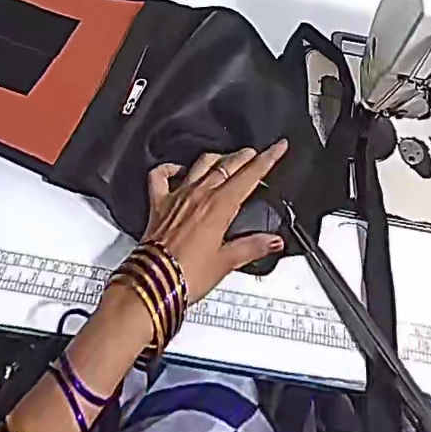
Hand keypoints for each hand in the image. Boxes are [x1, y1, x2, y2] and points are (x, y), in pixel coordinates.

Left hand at [141, 142, 288, 302]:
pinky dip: (170, 168)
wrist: (152, 284)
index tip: (279, 147)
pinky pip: (161, 176)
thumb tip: (274, 241)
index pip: (250, 174)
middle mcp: (200, 194)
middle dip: (246, 156)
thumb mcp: (226, 263)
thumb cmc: (186, 275)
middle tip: (257, 153)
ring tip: (226, 158)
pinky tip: (177, 168)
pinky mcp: (159, 203)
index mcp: (220, 205)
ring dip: (217, 158)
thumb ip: (252, 246)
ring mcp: (178, 195)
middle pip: (228, 164)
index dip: (268, 158)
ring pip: (201, 164)